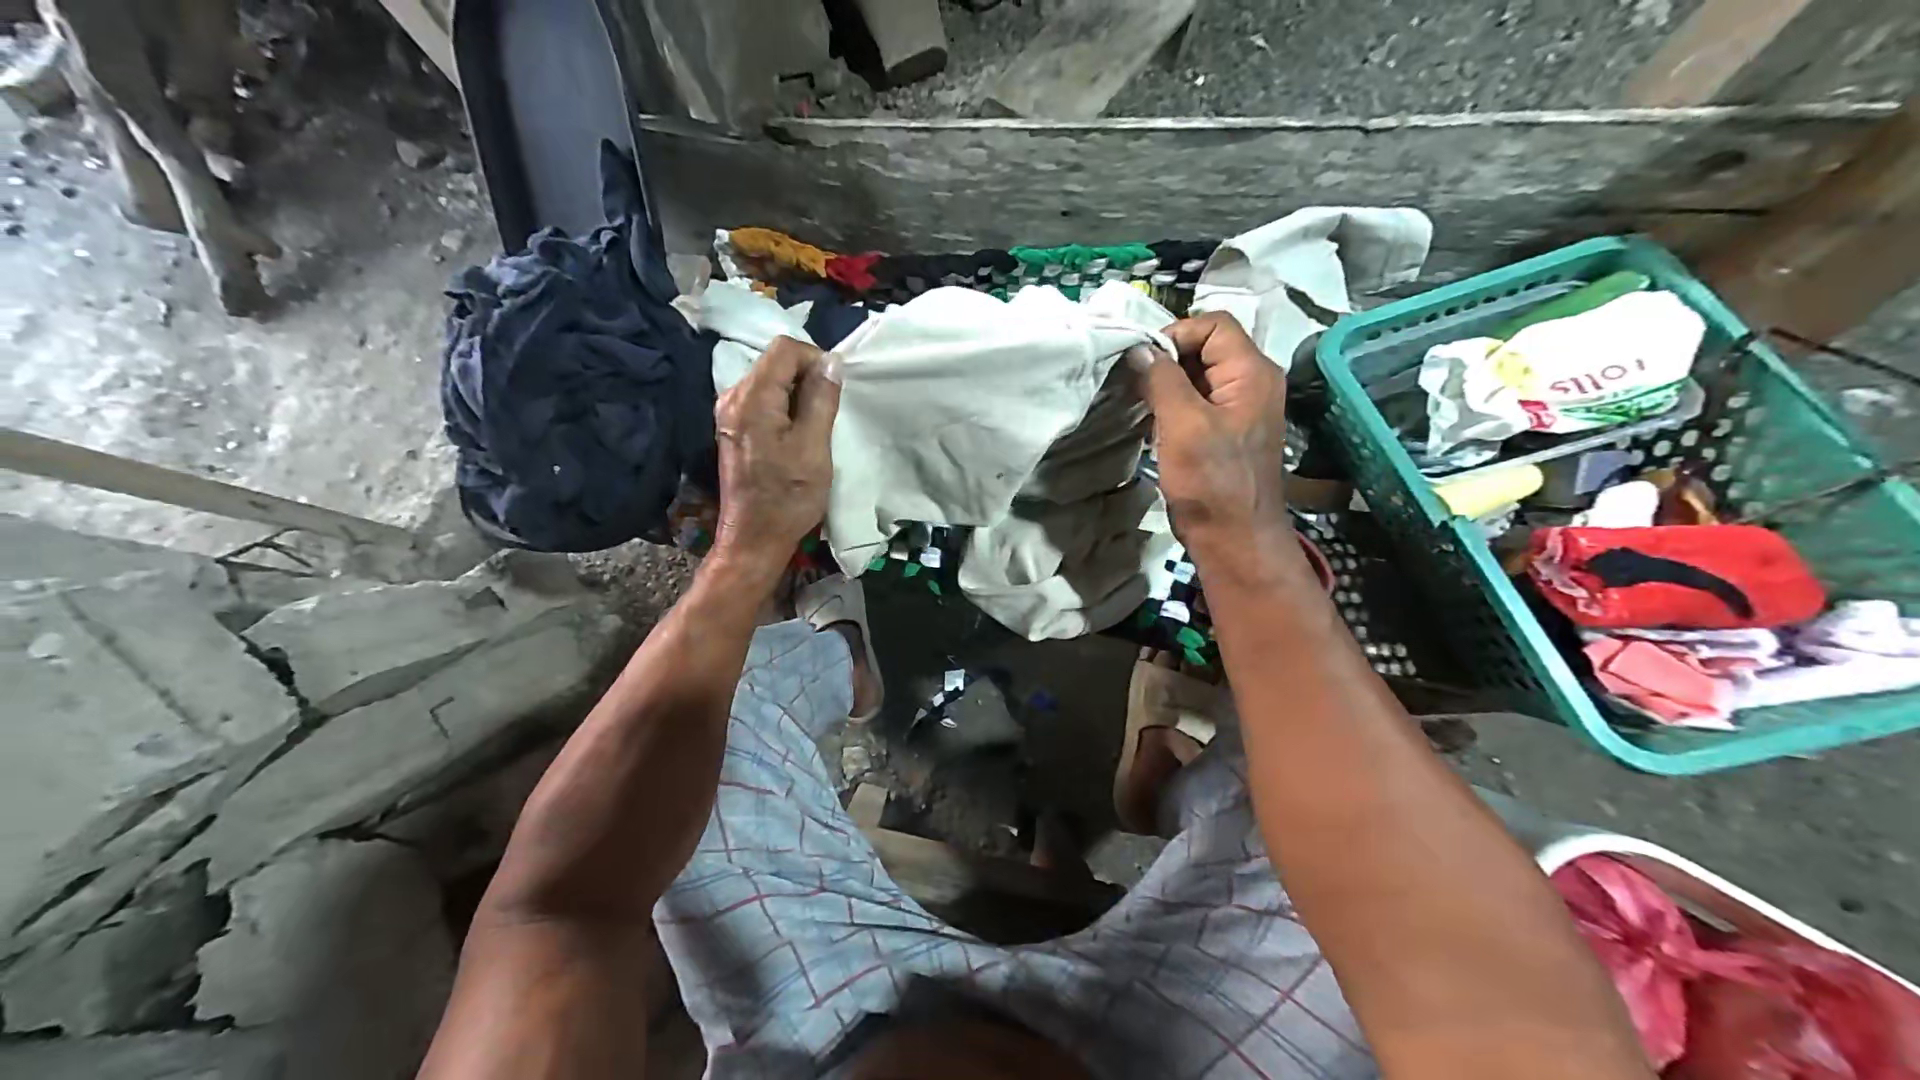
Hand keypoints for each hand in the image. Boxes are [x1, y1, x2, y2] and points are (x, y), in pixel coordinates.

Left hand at [711, 337, 842, 575]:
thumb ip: (821, 399)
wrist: (754, 538)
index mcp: (751, 397)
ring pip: (770, 380)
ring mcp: (729, 413)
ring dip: (798, 394)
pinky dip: (785, 407)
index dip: (816, 359)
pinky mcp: (733, 428)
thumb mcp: (814, 446)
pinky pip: (763, 400)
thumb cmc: (788, 496)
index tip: (833, 390)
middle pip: (775, 361)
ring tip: (815, 425)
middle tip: (828, 410)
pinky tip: (798, 434)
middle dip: (807, 377)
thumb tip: (831, 362)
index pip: (785, 348)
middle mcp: (732, 396)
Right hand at [1138, 313, 1292, 572]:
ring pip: (1197, 376)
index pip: (1213, 325)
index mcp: (1252, 373)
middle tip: (1136, 385)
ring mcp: (1238, 409)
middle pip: (1206, 347)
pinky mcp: (1224, 431)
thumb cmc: (1211, 481)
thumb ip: (1162, 379)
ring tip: (1141, 404)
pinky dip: (1172, 405)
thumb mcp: (1183, 424)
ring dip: (1166, 385)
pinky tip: (1153, 424)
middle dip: (1167, 361)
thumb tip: (1140, 350)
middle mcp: (1251, 383)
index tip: (1144, 363)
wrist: (1233, 538)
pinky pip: (1196, 402)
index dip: (1176, 335)